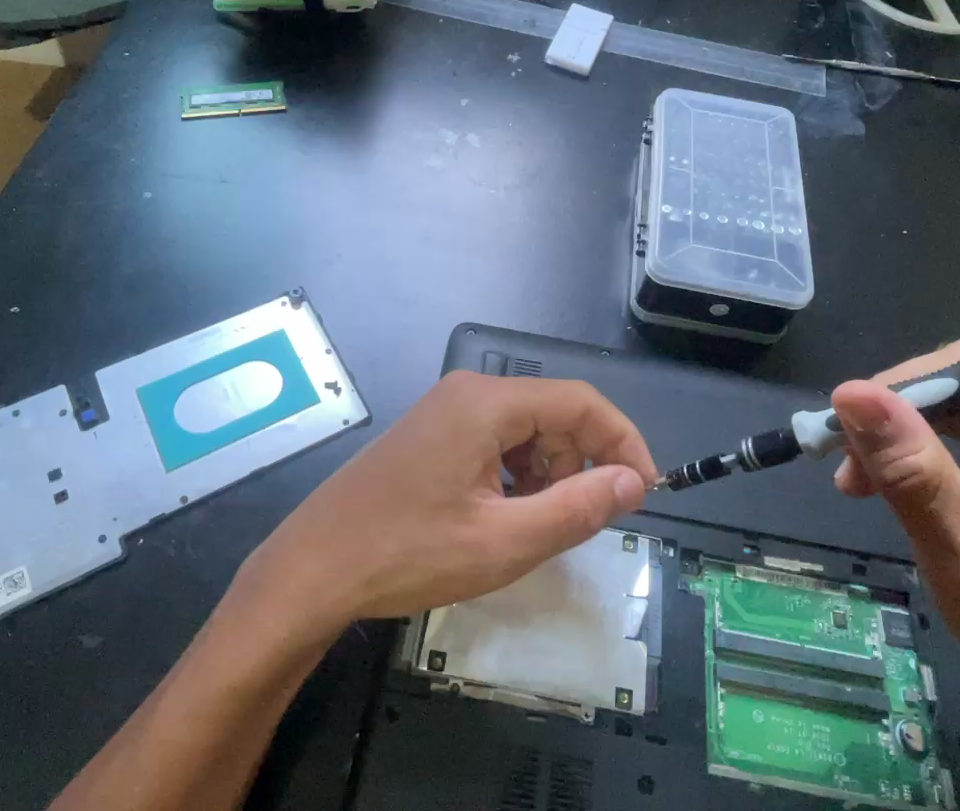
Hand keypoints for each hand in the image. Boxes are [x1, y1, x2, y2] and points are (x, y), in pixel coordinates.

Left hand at [239, 372, 656, 625]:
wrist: (315, 567)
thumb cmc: (408, 553)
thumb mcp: (504, 541)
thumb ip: (578, 509)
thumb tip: (634, 482)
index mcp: (486, 402)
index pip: (581, 402)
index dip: (622, 443)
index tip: (644, 492)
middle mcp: (467, 392)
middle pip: (553, 415)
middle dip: (578, 466)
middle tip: (574, 523)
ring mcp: (445, 411)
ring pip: (526, 432)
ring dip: (545, 477)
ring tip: (526, 528)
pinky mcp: (432, 434)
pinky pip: (495, 443)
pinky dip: (514, 478)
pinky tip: (496, 518)